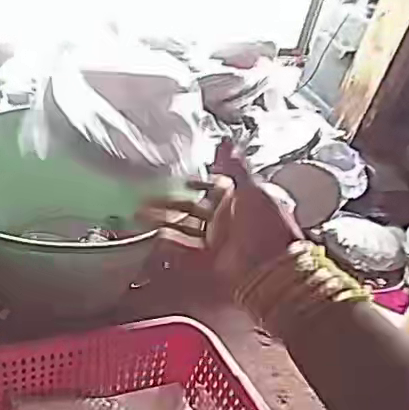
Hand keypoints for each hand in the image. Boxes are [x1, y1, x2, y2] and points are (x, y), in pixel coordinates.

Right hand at [142, 139, 301, 291]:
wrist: (267, 268)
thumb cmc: (264, 226)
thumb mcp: (252, 189)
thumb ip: (236, 167)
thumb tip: (227, 142)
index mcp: (239, 201)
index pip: (213, 188)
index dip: (196, 183)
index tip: (179, 181)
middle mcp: (226, 221)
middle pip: (192, 209)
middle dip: (169, 204)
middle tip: (147, 199)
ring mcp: (215, 241)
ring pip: (183, 227)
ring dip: (162, 221)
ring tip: (141, 216)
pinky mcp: (206, 260)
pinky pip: (182, 249)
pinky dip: (167, 243)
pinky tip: (153, 237)